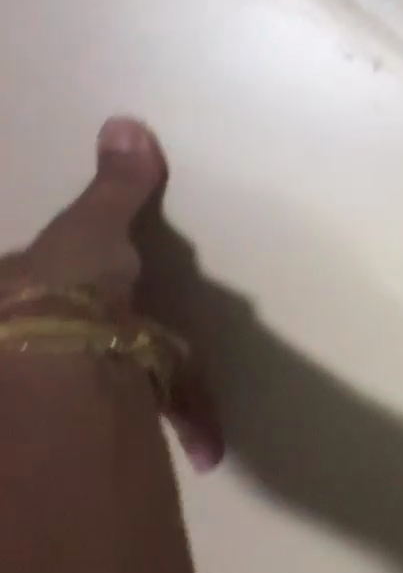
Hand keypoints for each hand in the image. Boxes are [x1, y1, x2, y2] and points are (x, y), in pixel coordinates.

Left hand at [0, 118, 221, 469]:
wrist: (60, 361)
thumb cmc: (61, 294)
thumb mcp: (90, 233)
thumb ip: (114, 190)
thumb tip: (126, 122)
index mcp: (15, 303)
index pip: (22, 290)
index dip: (43, 287)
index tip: (79, 289)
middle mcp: (27, 347)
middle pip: (54, 346)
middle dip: (87, 354)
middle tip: (123, 346)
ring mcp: (58, 391)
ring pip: (106, 393)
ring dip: (138, 403)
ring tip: (172, 408)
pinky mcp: (103, 422)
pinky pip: (150, 425)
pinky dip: (188, 432)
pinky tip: (212, 451)